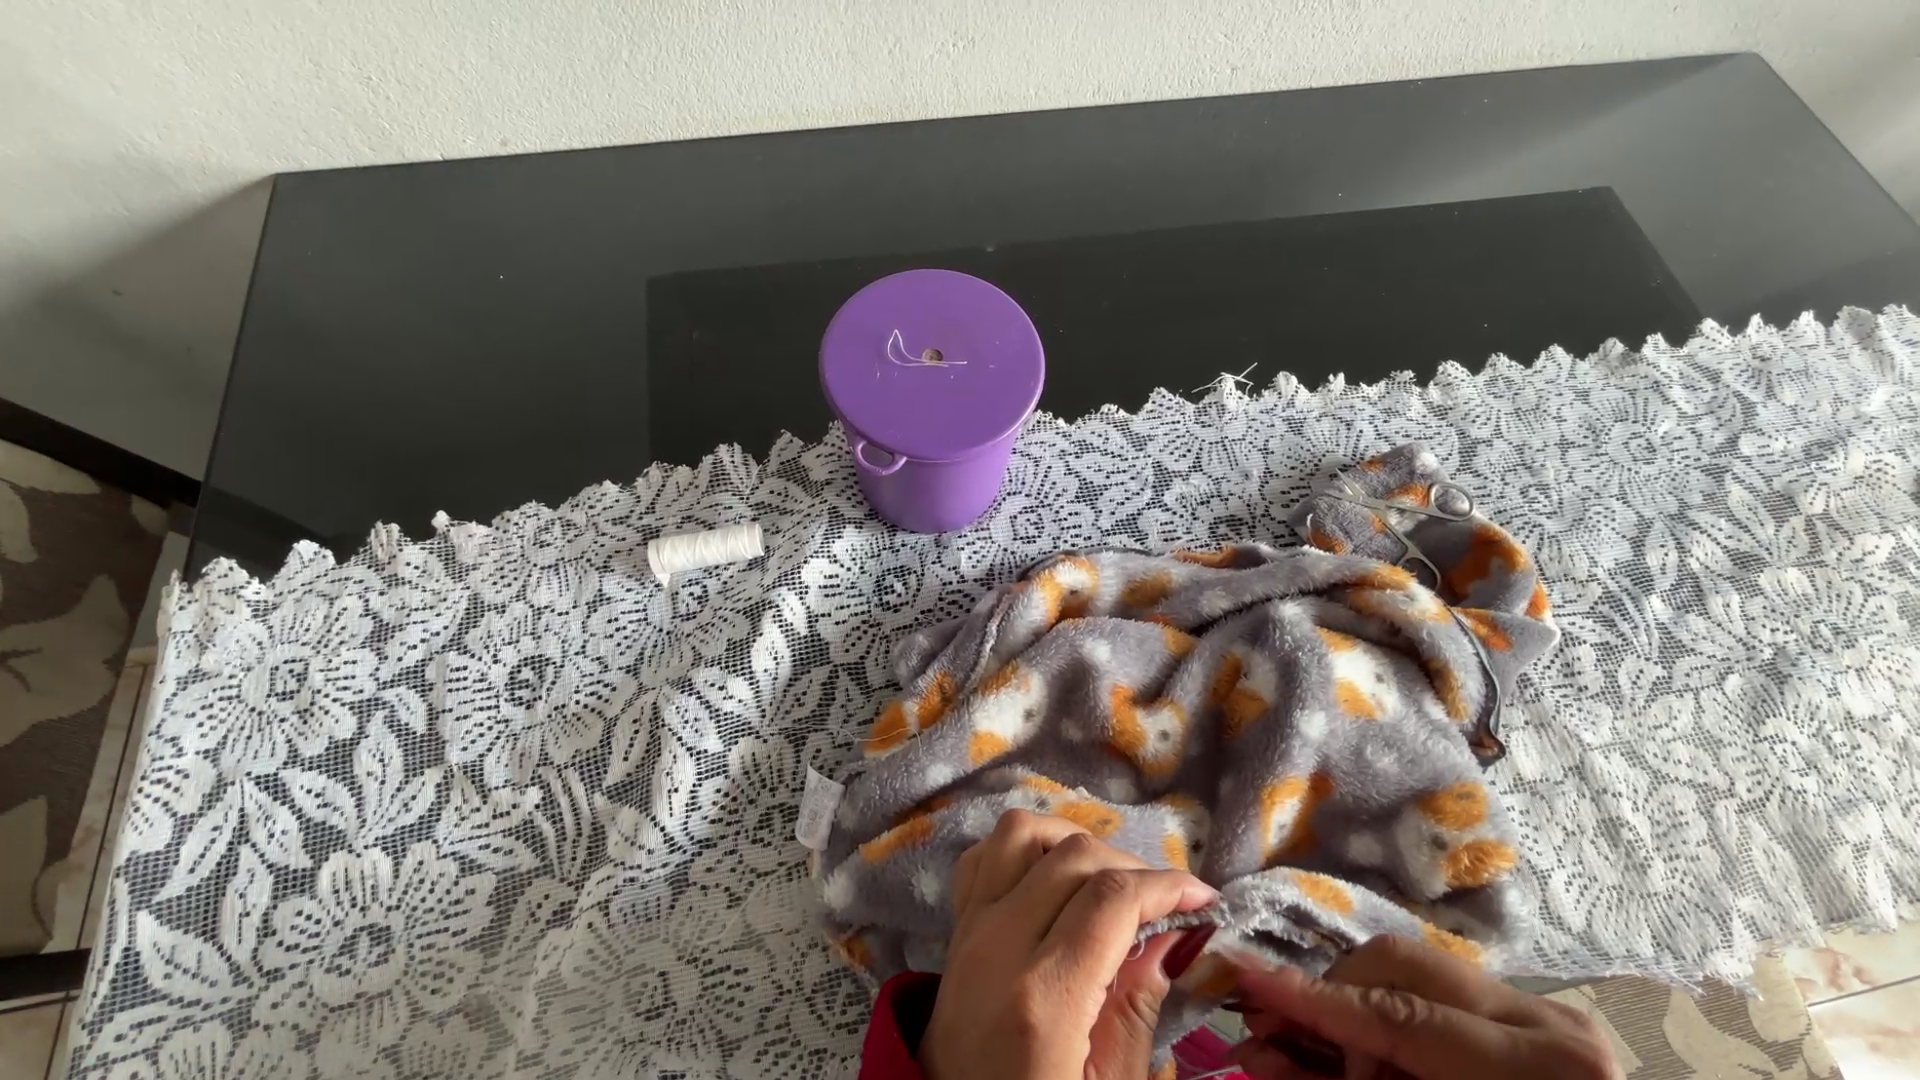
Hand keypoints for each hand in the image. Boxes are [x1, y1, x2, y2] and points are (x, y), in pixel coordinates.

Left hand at [920, 809, 1218, 1079]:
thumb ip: (1139, 1007)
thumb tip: (1174, 934)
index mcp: (1042, 998)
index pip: (1112, 899)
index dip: (1167, 886)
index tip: (1202, 899)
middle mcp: (999, 943)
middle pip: (1075, 855)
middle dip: (1132, 867)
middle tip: (1163, 904)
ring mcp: (969, 926)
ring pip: (1022, 831)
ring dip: (1073, 841)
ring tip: (1107, 879)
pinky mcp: (954, 923)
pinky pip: (984, 852)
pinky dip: (1022, 849)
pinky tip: (1052, 878)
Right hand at [1229, 935, 1621, 1079]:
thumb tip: (1260, 1055)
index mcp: (1534, 1067)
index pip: (1396, 1015)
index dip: (1312, 999)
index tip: (1241, 973)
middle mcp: (1539, 1022)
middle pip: (1393, 966)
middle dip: (1327, 997)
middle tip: (1277, 1032)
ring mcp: (1538, 1013)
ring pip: (1406, 970)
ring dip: (1344, 1005)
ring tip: (1295, 1038)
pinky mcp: (1530, 1018)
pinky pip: (1430, 992)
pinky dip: (1381, 1017)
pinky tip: (1347, 1046)